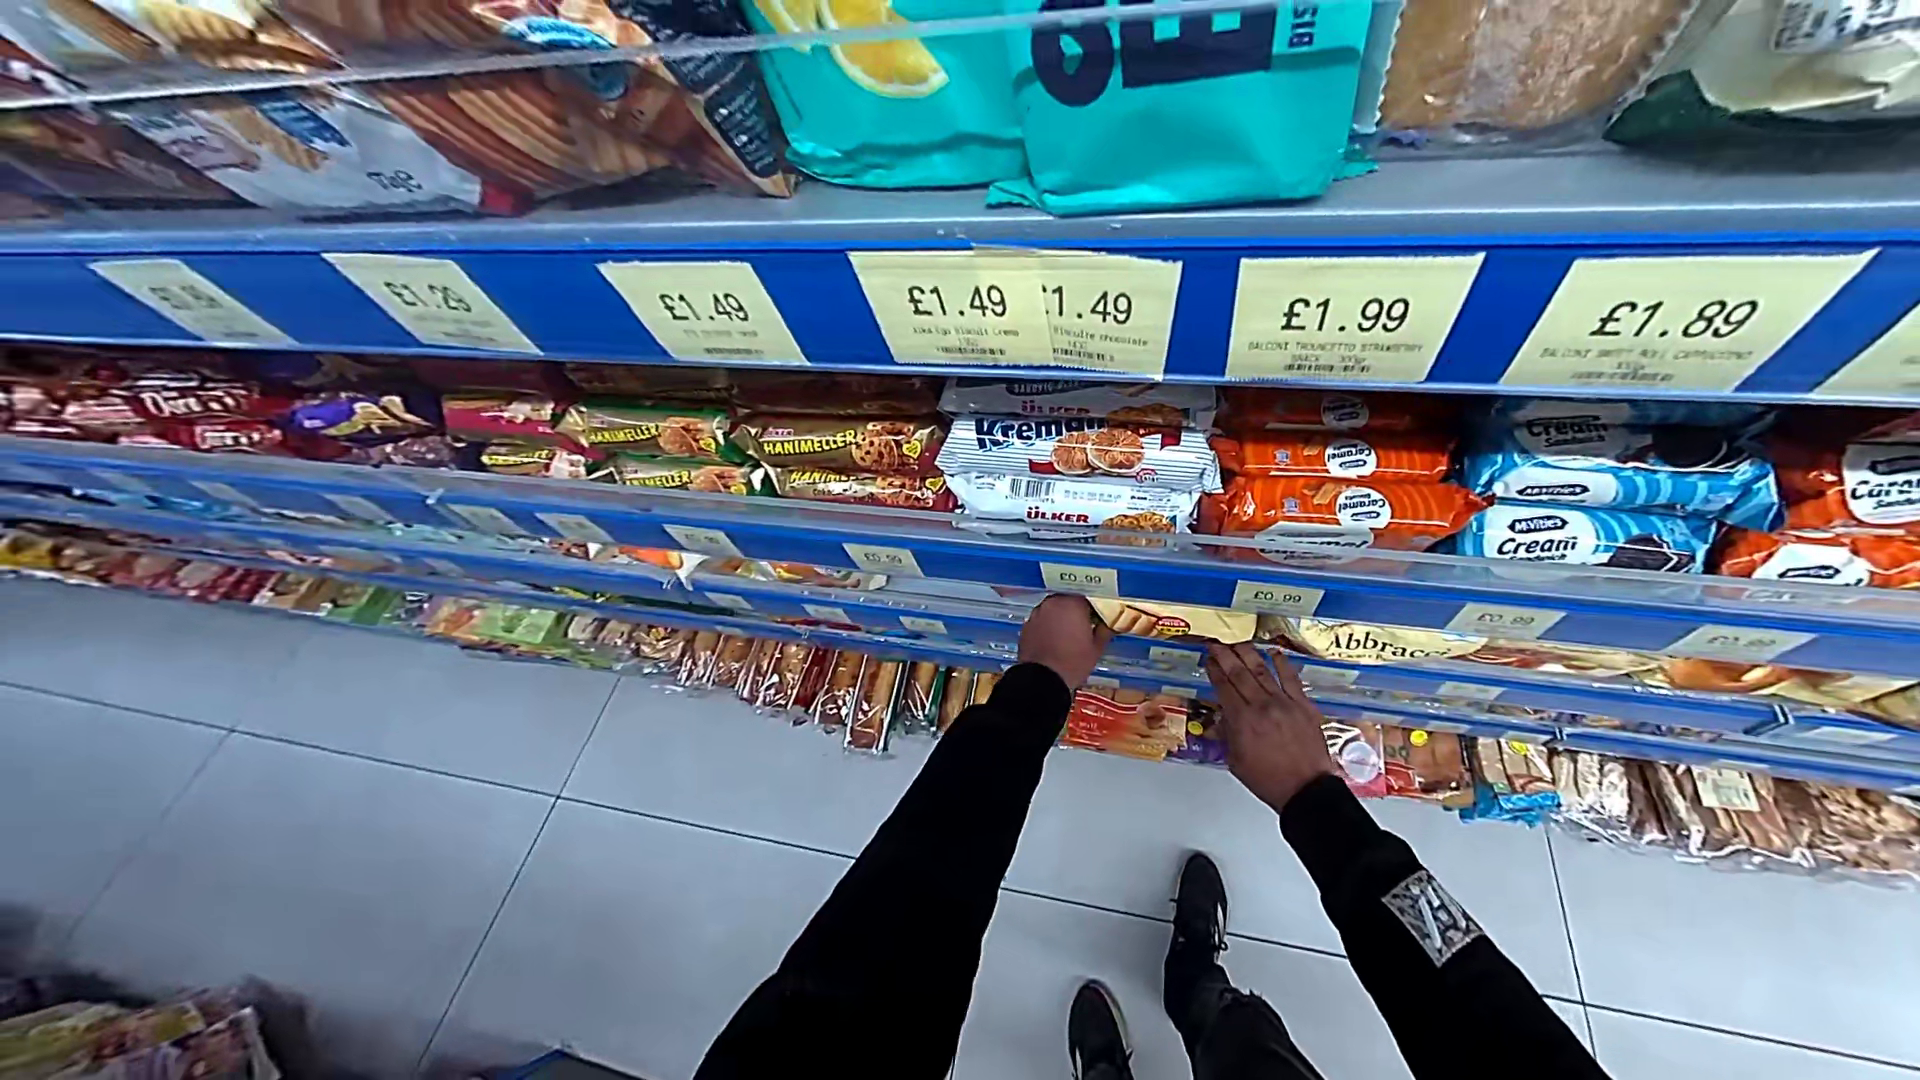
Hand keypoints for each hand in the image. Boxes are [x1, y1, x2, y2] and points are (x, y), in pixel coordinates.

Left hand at [1018, 594, 1113, 688]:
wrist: (1042, 679)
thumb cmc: (1074, 662)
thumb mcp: (1096, 648)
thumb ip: (1105, 630)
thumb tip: (1110, 623)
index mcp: (1072, 604)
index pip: (1086, 597)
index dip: (1092, 608)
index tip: (1096, 618)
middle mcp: (1053, 603)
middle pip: (1067, 600)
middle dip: (1075, 610)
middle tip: (1082, 625)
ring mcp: (1037, 613)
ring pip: (1052, 609)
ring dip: (1060, 616)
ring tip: (1067, 633)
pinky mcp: (1026, 625)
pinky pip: (1041, 620)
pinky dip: (1047, 625)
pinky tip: (1052, 639)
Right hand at [1205, 643, 1335, 812]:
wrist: (1307, 790)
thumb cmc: (1268, 779)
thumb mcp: (1235, 759)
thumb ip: (1227, 733)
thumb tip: (1224, 716)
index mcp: (1241, 720)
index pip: (1223, 686)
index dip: (1213, 670)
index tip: (1207, 659)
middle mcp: (1261, 706)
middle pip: (1239, 672)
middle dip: (1225, 655)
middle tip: (1216, 643)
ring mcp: (1284, 703)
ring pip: (1262, 670)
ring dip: (1247, 653)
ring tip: (1237, 641)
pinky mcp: (1304, 706)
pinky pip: (1291, 679)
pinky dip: (1282, 663)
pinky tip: (1274, 652)